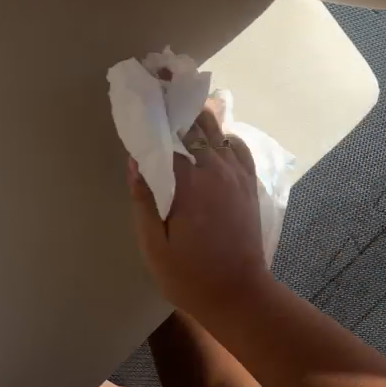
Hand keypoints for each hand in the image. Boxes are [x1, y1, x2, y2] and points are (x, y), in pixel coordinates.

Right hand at [127, 103, 273, 316]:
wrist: (239, 295)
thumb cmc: (190, 276)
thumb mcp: (154, 246)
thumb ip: (144, 200)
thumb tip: (136, 160)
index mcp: (190, 183)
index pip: (168, 138)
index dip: (154, 121)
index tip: (141, 103)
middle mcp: (216, 168)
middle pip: (194, 125)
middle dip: (175, 108)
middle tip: (159, 91)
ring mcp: (236, 173)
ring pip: (217, 130)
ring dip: (199, 117)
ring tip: (181, 106)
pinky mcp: (249, 182)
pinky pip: (237, 146)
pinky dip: (223, 136)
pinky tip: (211, 138)